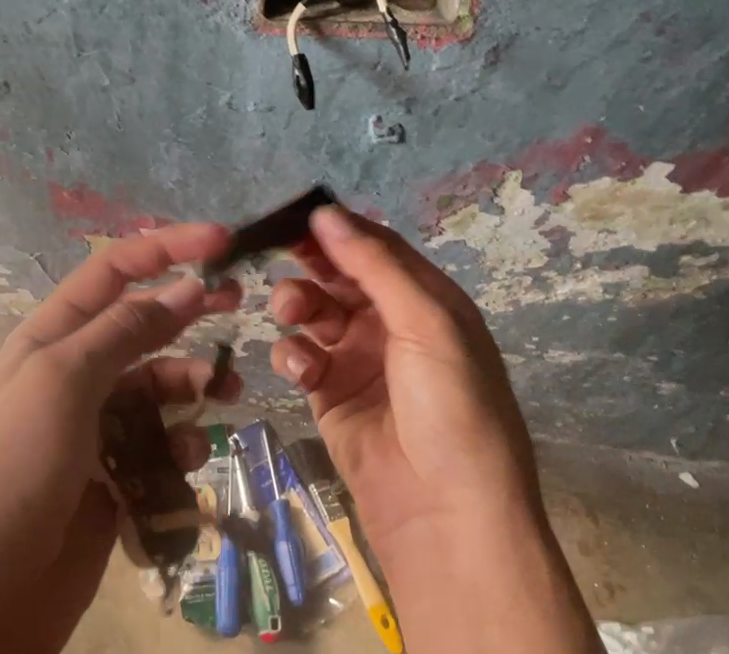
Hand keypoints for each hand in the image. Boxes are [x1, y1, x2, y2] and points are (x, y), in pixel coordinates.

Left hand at [0, 223, 242, 653]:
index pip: (113, 271)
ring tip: (224, 394)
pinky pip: (160, 444)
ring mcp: (96, 426)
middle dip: (189, 309)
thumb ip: (125, 331)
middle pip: (142, 324)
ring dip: (192, 384)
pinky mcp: (115, 475)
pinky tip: (189, 458)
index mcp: (52, 336)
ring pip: (159, 386)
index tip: (222, 241)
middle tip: (242, 304)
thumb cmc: (16, 465)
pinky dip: (181, 445)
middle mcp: (75, 372)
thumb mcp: (64, 380)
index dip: (166, 248)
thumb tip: (184, 288)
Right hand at [269, 205, 598, 651]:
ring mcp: (357, 361)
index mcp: (427, 301)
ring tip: (290, 314)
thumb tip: (325, 212)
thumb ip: (374, 265)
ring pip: (314, 312)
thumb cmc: (451, 407)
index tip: (295, 216)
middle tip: (277, 254)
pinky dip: (293, 356)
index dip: (338, 229)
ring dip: (297, 304)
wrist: (446, 515)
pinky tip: (300, 371)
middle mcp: (392, 324)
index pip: (377, 248)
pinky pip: (300, 358)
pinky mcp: (329, 397)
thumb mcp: (426, 324)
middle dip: (310, 264)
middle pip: (339, 276)